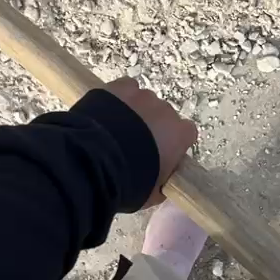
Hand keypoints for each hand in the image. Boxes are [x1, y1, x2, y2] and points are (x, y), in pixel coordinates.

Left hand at [103, 77, 197, 207]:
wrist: (93, 161)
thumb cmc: (129, 182)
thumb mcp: (152, 193)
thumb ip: (162, 181)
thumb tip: (162, 180)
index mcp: (179, 134)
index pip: (186, 133)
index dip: (174, 142)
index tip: (162, 153)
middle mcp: (165, 110)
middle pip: (163, 116)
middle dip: (152, 127)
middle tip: (134, 145)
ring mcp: (142, 96)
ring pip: (143, 102)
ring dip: (134, 113)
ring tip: (114, 131)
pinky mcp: (120, 87)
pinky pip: (124, 89)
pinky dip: (118, 99)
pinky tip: (106, 114)